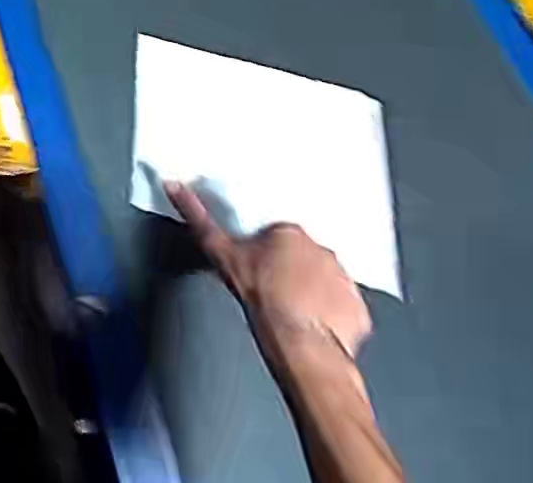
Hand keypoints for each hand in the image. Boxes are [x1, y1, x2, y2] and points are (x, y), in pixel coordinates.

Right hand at [164, 181, 371, 361]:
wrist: (299, 345)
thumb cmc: (261, 298)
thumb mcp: (219, 252)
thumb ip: (195, 216)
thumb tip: (173, 186)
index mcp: (289, 232)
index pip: (275, 234)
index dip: (264, 252)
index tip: (256, 266)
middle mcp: (321, 250)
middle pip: (301, 255)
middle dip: (289, 269)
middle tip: (271, 288)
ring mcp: (344, 281)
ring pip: (323, 280)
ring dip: (310, 290)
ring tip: (290, 308)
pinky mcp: (359, 310)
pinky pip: (344, 307)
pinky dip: (330, 314)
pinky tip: (311, 322)